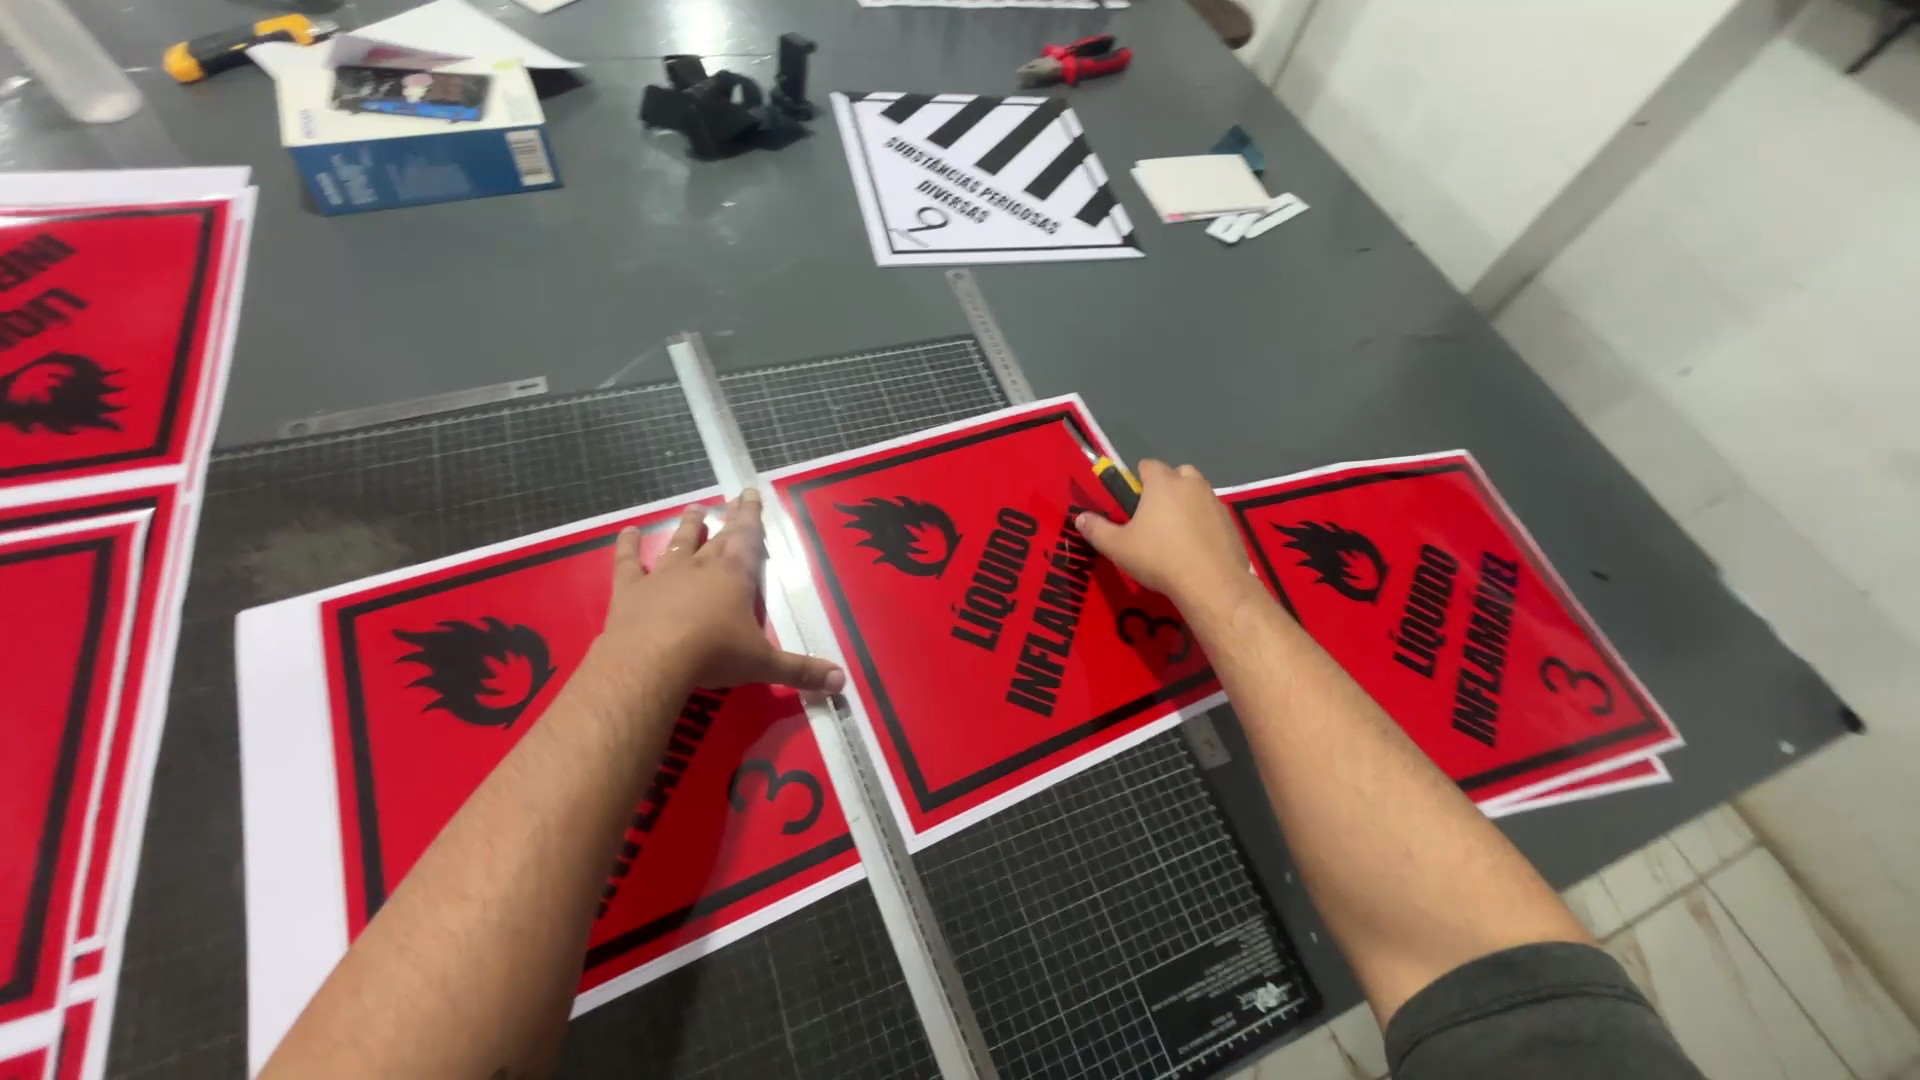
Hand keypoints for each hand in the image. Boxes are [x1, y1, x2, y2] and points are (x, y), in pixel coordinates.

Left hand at [597, 490, 844, 695]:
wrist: (651, 661)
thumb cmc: (714, 655)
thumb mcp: (764, 665)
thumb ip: (801, 671)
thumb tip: (841, 681)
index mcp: (735, 575)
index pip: (748, 537)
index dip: (751, 515)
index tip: (750, 493)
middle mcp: (701, 566)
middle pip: (718, 535)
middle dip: (728, 518)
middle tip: (731, 499)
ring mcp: (663, 575)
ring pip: (677, 543)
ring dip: (686, 527)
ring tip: (692, 509)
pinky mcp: (631, 590)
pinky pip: (629, 562)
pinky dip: (628, 546)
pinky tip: (628, 532)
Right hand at [1075, 460, 1258, 613]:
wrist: (1210, 583)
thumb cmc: (1158, 558)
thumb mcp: (1117, 547)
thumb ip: (1096, 529)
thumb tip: (1080, 518)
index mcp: (1163, 483)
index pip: (1148, 465)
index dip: (1138, 478)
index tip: (1132, 499)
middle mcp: (1192, 485)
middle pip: (1178, 473)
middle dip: (1167, 486)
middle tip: (1154, 515)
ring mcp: (1215, 502)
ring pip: (1198, 493)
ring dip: (1187, 503)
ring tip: (1176, 533)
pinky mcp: (1231, 523)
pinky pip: (1212, 514)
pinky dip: (1204, 523)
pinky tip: (1196, 547)